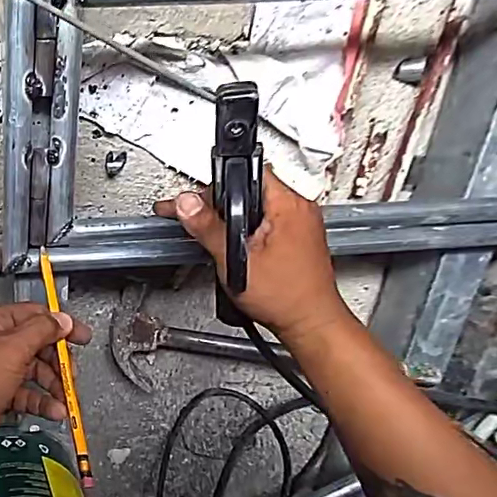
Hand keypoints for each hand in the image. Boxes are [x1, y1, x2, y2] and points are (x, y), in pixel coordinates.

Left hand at [0, 303, 92, 457]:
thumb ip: (41, 331)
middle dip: (57, 360)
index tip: (80, 337)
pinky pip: (25, 394)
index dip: (60, 325)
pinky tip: (52, 411)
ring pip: (33, 372)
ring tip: (64, 397)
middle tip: (71, 372)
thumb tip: (61, 319)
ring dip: (52, 385)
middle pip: (36, 345)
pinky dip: (40, 402)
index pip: (34, 315)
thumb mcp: (12, 349)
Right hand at [152, 167, 354, 341]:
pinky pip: (265, 220)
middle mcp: (299, 207)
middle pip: (247, 188)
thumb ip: (208, 227)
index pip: (245, 173)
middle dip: (216, 204)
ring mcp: (300, 221)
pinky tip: (233, 246)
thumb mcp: (235, 260)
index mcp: (288, 204)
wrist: (309, 323)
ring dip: (229, 217)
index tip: (192, 199)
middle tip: (194, 219)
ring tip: (212, 234)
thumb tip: (187, 204)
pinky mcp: (296, 235)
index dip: (213, 185)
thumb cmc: (285, 297)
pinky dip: (245, 228)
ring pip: (255, 206)